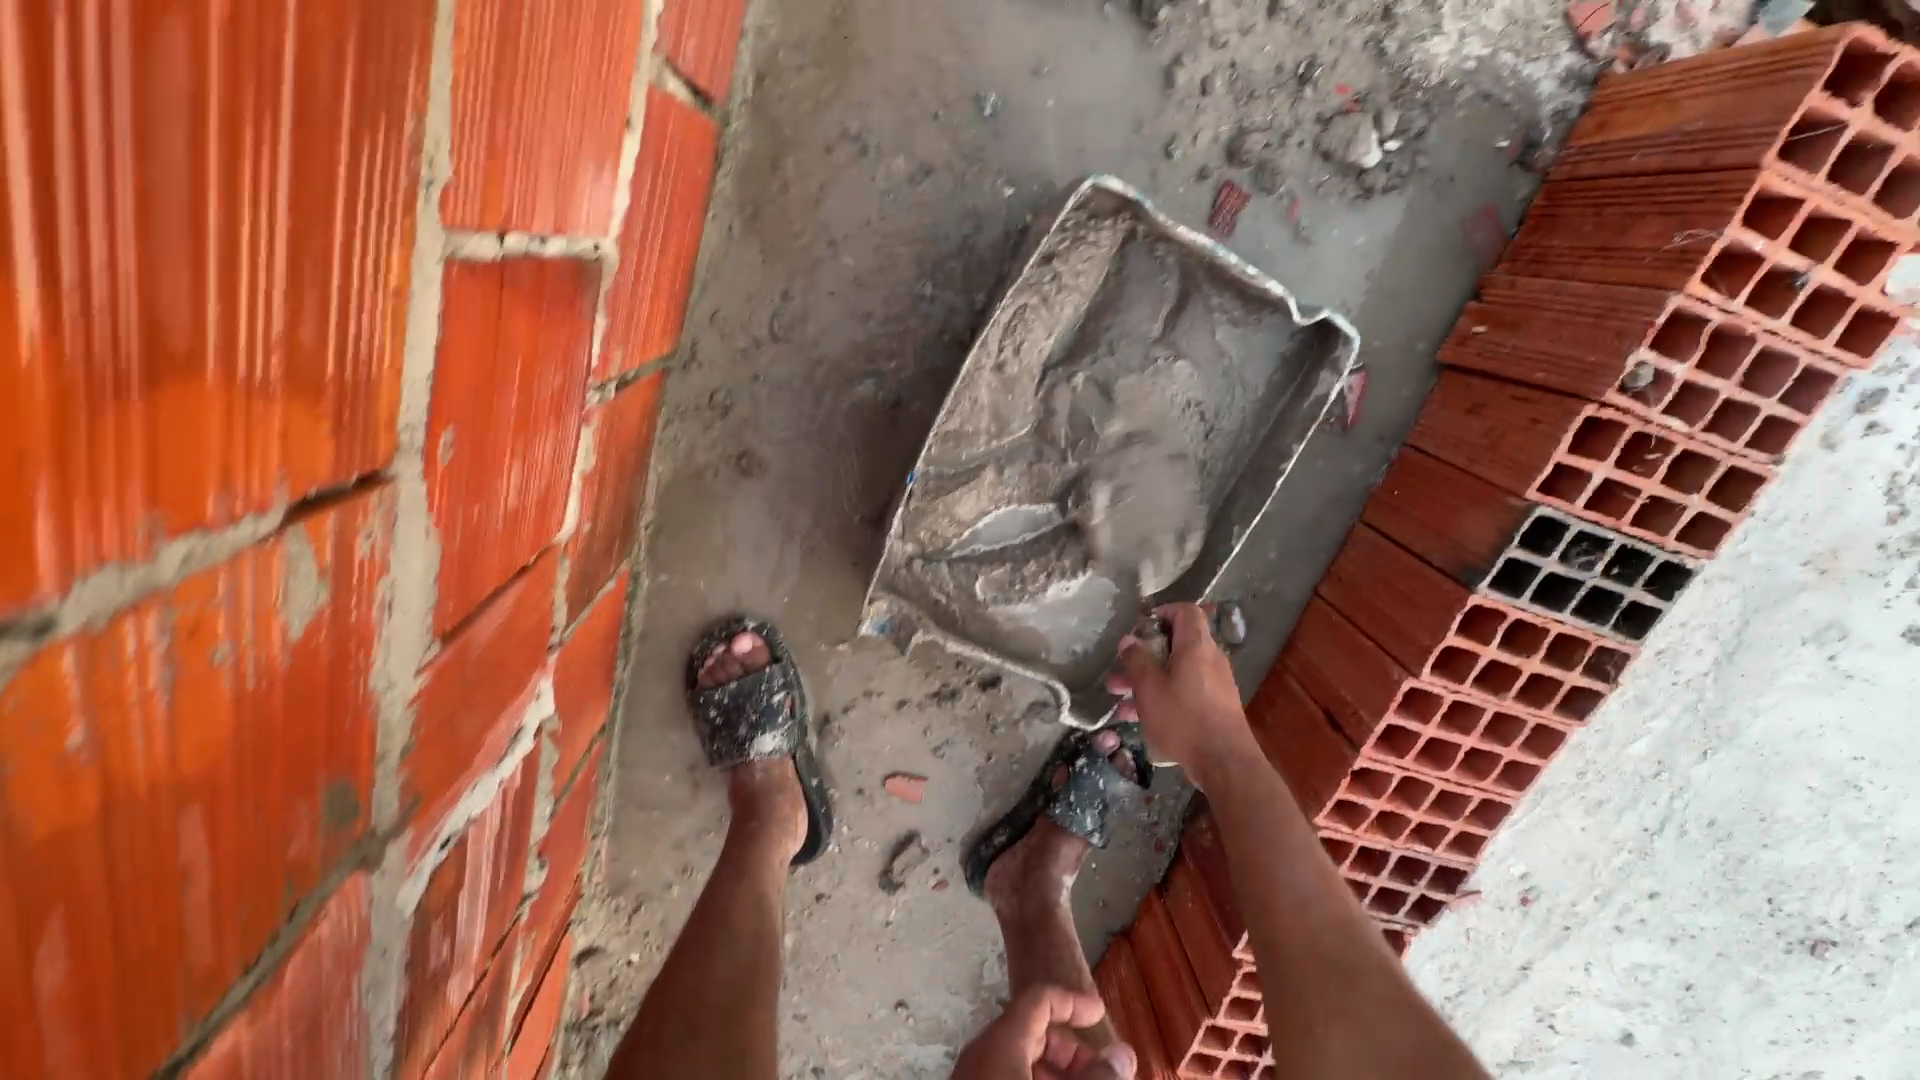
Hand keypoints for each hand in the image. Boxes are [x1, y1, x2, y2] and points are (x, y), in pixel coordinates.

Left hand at [951, 986, 1136, 1079]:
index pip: (1039, 1001)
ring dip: (1056, 1075)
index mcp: (1001, 1044)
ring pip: (1020, 1063)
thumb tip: (1123, 1054)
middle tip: (1102, 1076)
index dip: (1072, 1003)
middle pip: (1032, 1033)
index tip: (1102, 1015)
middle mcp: (983, 1056)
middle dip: (1071, 1051)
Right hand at [1110, 603, 1255, 790]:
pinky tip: (1140, 717)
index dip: (1163, 612)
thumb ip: (1136, 660)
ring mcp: (1215, 684)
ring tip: (1120, 699)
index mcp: (1196, 646)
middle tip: (1119, 671)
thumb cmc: (1183, 718)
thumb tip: (1128, 640)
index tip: (1140, 628)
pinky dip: (1163, 696)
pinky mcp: (1216, 706)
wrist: (1224, 761)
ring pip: (1177, 671)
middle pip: (1176, 644)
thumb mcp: (1149, 688)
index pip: (1186, 611)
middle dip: (1144, 656)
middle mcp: (1210, 659)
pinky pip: (1185, 690)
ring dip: (1149, 680)